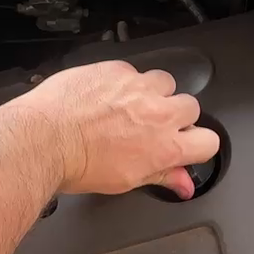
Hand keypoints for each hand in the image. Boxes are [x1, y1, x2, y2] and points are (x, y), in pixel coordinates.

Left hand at [3, 60, 219, 199]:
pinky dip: (123, 82)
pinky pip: (132, 71)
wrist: (43, 138)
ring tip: (129, 105)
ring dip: (154, 93)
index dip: (199, 145)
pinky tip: (105, 96)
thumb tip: (183, 184)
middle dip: (176, 116)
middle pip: (192, 106)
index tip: (185, 146)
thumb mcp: (126, 180)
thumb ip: (162, 177)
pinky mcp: (116, 69)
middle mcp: (158, 113)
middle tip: (151, 126)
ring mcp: (138, 87)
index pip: (209, 141)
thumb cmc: (78, 163)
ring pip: (165, 82)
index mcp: (165, 145)